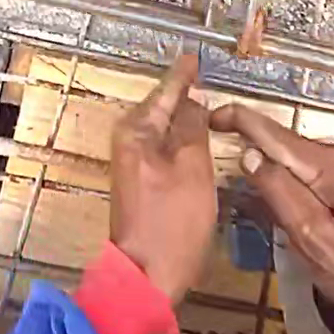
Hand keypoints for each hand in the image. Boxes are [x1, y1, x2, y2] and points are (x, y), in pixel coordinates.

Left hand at [109, 54, 217, 303]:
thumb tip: (195, 101)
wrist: (145, 276)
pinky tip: (194, 135)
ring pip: (162, 127)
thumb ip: (194, 129)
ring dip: (182, 116)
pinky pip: (161, 145)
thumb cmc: (173, 222)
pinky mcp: (138, 177)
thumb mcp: (193, 170)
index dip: (182, 75)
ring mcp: (130, 159)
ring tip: (204, 100)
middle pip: (161, 108)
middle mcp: (128, 139)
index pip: (165, 92)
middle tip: (203, 76)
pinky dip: (178, 137)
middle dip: (183, 93)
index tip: (193, 57)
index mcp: (137, 130)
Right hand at [213, 105, 333, 328]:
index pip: (272, 132)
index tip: (209, 118)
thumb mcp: (315, 239)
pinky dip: (283, 175)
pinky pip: (304, 170)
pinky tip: (274, 194)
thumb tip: (248, 154)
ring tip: (241, 179)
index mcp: (329, 165)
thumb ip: (280, 193)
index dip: (238, 119)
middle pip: (280, 142)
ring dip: (266, 163)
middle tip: (218, 158)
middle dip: (249, 144)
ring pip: (291, 157)